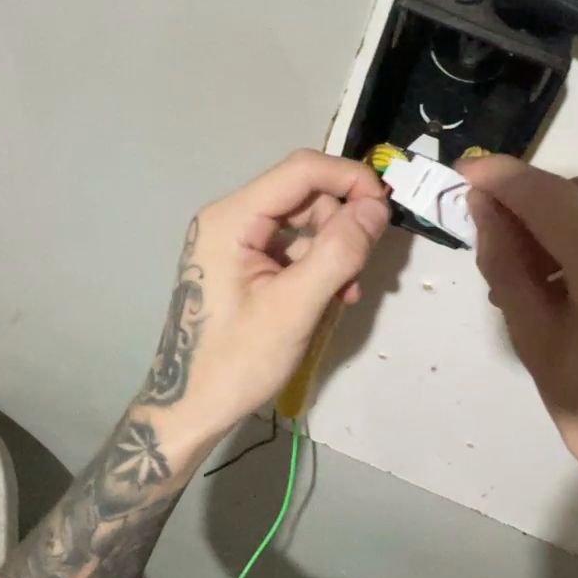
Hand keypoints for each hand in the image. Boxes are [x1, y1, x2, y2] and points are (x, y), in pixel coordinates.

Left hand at [137, 149, 388, 441]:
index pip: (301, 170)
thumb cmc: (236, 361)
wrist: (192, 407)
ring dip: (335, 251)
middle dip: (342, 225)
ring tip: (346, 295)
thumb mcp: (294, 307)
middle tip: (361, 271)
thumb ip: (338, 252)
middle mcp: (230, 219)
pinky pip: (293, 248)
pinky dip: (319, 267)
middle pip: (305, 194)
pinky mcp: (244, 264)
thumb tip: (377, 205)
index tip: (385, 210)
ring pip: (304, 222)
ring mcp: (236, 242)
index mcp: (231, 219)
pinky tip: (332, 298)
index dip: (349, 180)